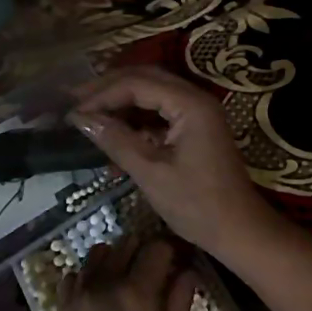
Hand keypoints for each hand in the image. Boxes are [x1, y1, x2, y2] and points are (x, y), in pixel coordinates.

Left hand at [52, 234, 198, 310]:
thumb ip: (179, 302)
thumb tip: (188, 270)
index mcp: (137, 295)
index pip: (156, 248)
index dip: (172, 249)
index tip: (181, 256)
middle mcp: (102, 287)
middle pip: (125, 246)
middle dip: (144, 250)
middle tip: (159, 267)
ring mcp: (76, 301)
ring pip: (96, 257)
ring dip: (115, 259)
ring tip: (129, 279)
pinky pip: (72, 280)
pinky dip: (88, 278)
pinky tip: (101, 296)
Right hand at [71, 67, 274, 250]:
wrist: (239, 231)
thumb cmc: (197, 205)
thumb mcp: (150, 172)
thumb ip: (116, 140)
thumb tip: (80, 119)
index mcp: (190, 104)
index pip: (137, 84)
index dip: (101, 94)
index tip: (72, 111)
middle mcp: (196, 99)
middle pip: (145, 79)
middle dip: (108, 88)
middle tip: (74, 99)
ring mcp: (198, 113)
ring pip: (152, 94)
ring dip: (120, 102)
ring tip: (87, 113)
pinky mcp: (195, 128)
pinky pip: (160, 112)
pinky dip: (135, 120)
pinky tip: (112, 134)